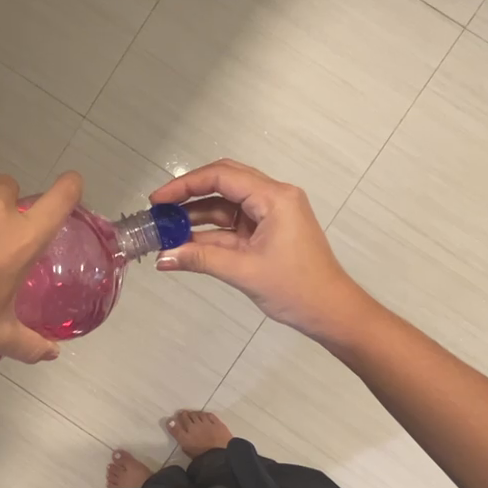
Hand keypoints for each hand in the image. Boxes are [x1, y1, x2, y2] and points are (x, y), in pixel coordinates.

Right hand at [150, 160, 374, 339]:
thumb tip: (162, 257)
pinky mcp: (267, 232)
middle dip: (189, 195)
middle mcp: (274, 198)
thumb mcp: (244, 272)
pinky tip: (185, 244)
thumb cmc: (296, 289)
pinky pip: (232, 225)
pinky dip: (209, 233)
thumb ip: (201, 259)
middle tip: (158, 210)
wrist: (330, 311)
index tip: (157, 199)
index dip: (185, 185)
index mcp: (274, 198)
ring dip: (196, 217)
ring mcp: (271, 215)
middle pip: (224, 183)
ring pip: (226, 205)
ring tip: (165, 230)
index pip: (222, 177)